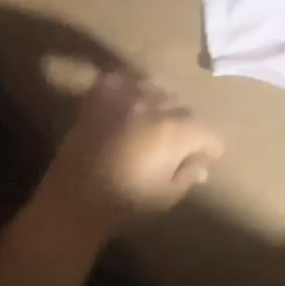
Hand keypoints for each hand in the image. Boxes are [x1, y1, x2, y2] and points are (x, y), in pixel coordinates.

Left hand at [36, 74, 224, 234]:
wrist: (73, 199)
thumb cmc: (125, 203)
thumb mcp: (166, 195)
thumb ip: (187, 174)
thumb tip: (202, 166)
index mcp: (176, 130)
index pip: (208, 132)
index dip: (211, 148)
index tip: (208, 159)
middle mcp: (154, 105)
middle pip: (182, 109)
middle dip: (187, 127)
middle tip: (180, 147)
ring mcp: (125, 96)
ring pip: (155, 90)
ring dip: (161, 105)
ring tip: (155, 123)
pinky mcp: (98, 97)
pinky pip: (122, 82)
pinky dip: (130, 90)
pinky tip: (129, 106)